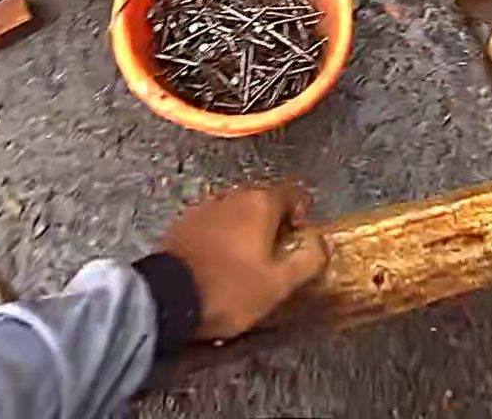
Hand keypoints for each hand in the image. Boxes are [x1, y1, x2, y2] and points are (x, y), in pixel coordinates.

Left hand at [160, 185, 329, 339]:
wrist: (167, 296)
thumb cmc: (229, 289)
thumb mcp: (278, 285)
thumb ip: (308, 261)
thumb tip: (323, 243)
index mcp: (261, 204)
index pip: (292, 194)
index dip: (300, 216)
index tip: (297, 240)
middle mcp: (235, 195)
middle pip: (264, 201)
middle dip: (273, 223)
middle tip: (273, 255)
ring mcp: (208, 205)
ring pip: (238, 211)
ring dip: (246, 228)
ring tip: (244, 261)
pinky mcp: (186, 220)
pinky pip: (214, 221)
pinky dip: (222, 234)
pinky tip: (218, 259)